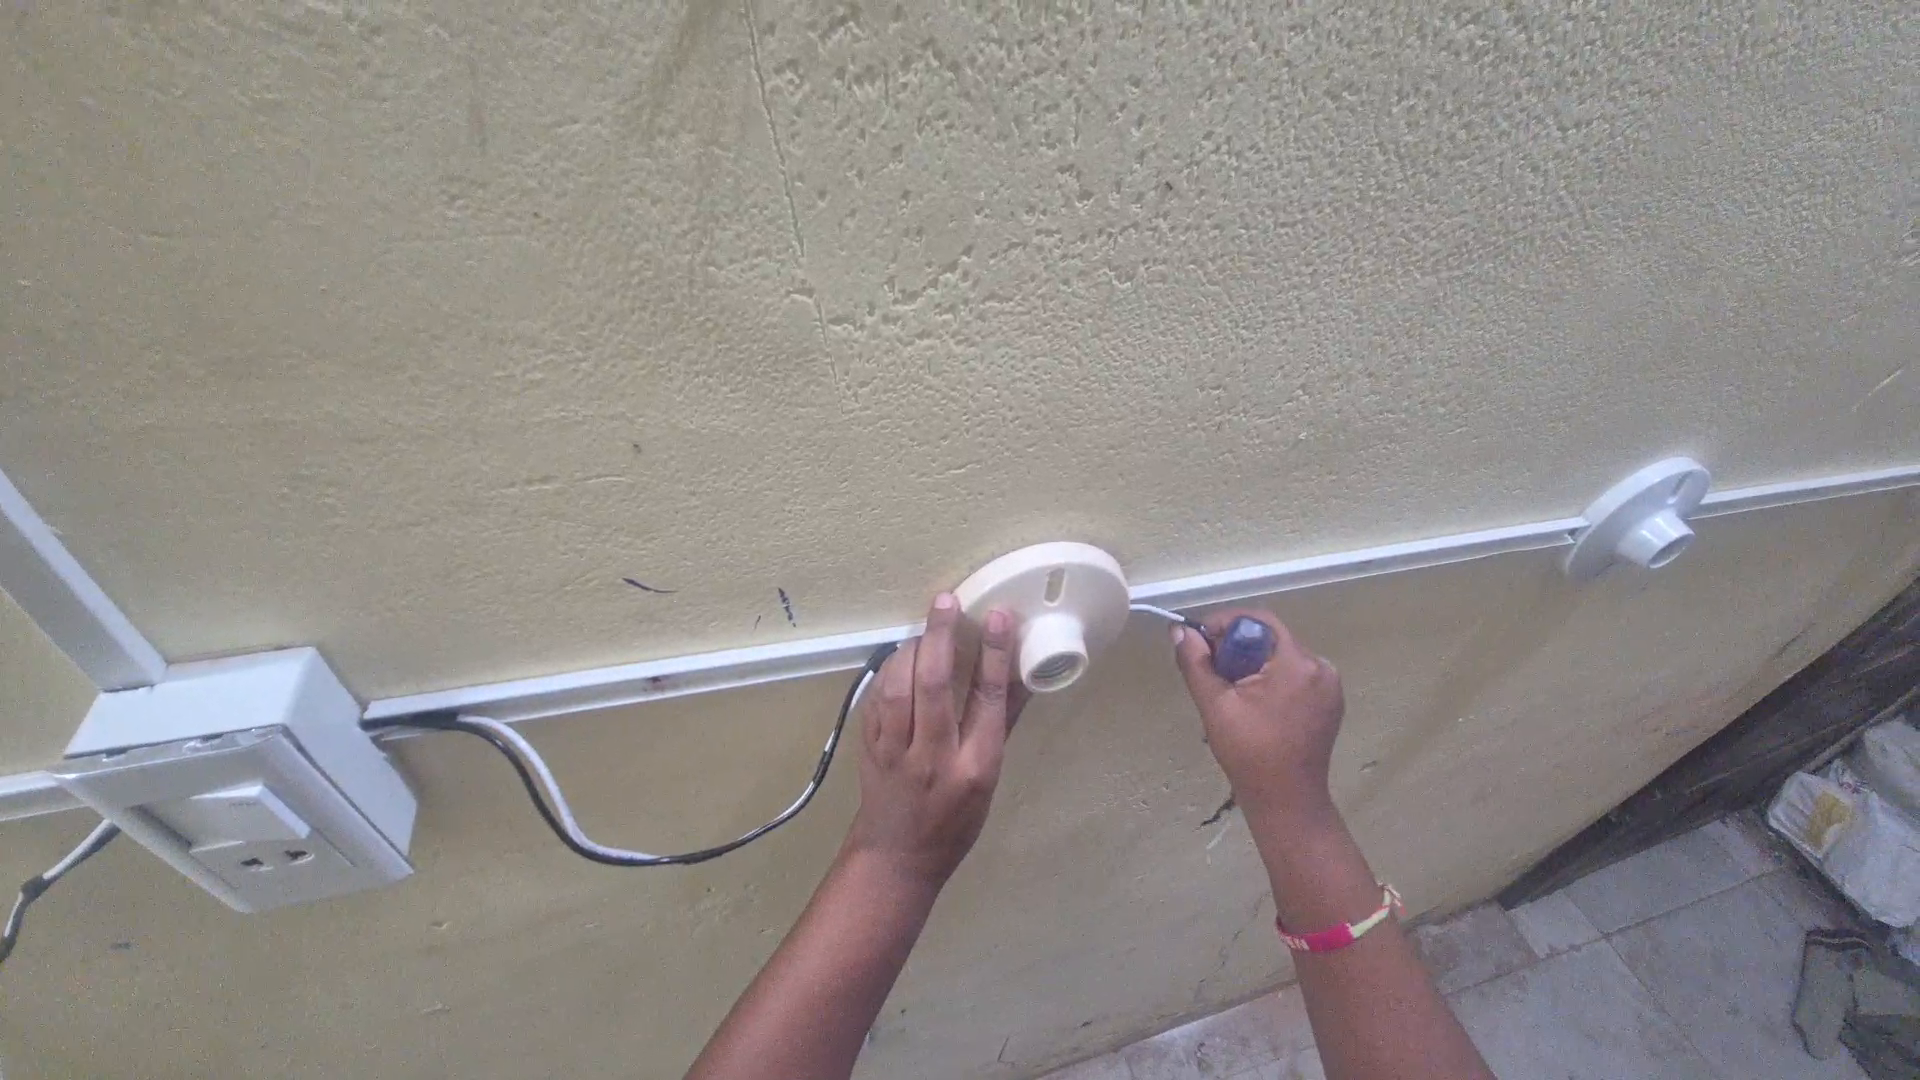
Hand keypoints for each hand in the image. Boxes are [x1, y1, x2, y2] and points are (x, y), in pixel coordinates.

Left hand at [844, 594, 1024, 886]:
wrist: (898, 857)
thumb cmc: (955, 819)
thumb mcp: (991, 778)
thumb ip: (1003, 721)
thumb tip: (1022, 671)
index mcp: (974, 766)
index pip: (987, 699)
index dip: (994, 653)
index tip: (998, 615)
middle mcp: (933, 757)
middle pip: (935, 685)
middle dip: (940, 636)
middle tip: (947, 601)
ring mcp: (894, 752)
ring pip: (898, 686)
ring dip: (911, 649)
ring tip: (926, 631)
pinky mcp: (867, 747)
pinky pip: (876, 697)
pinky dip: (888, 670)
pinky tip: (901, 657)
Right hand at [1171, 608, 1343, 828]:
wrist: (1287, 800)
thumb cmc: (1249, 753)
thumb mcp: (1215, 704)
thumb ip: (1195, 662)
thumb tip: (1179, 630)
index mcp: (1297, 664)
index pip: (1259, 621)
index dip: (1225, 623)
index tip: (1200, 642)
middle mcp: (1321, 668)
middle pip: (1270, 638)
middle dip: (1236, 647)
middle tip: (1211, 670)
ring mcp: (1330, 686)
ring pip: (1281, 656)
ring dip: (1253, 663)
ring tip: (1230, 690)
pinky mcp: (1329, 702)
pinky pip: (1295, 674)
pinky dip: (1271, 678)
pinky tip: (1253, 703)